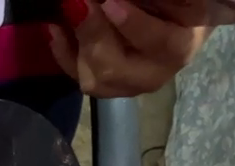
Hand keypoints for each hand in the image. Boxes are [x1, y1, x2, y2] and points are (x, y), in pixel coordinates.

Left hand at [51, 0, 211, 97]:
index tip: (110, 3)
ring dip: (77, 42)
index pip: (158, 42)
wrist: (179, 21)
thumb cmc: (179, 4)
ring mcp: (127, 86)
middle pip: (115, 68)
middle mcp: (154, 75)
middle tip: (78, 3)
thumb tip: (108, 3)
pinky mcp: (107, 87)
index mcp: (180, 46)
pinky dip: (64, 53)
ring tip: (69, 8)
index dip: (132, 25)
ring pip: (94, 79)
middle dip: (93, 33)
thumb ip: (150, 1)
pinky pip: (79, 77)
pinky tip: (54, 29)